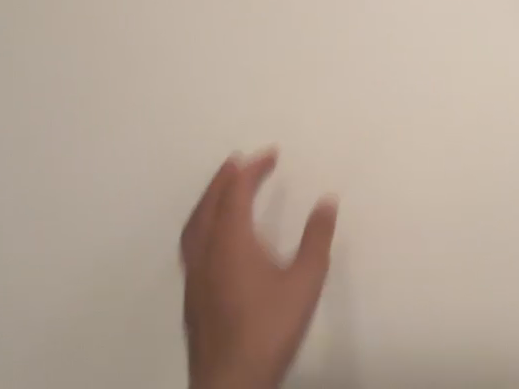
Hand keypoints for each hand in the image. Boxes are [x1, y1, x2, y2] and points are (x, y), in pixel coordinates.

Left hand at [181, 150, 338, 388]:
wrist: (231, 381)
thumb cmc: (271, 326)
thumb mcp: (307, 279)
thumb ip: (316, 237)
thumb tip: (326, 201)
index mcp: (231, 245)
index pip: (235, 196)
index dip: (250, 170)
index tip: (268, 153)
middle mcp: (206, 256)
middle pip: (207, 208)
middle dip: (223, 180)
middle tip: (240, 161)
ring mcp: (195, 279)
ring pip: (194, 229)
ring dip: (208, 202)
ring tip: (223, 190)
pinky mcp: (193, 298)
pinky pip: (193, 245)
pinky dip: (204, 224)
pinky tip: (217, 235)